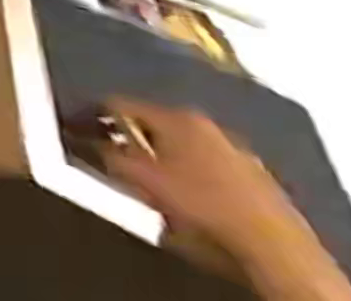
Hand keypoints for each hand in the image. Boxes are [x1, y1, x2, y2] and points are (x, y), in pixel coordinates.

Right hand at [103, 98, 350, 300]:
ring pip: (180, 143)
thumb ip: (104, 151)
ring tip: (145, 173)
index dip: (92, 115)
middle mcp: (205, 124)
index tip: (77, 127)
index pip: (118, 103)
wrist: (273, 246)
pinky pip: (205, 162)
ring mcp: (235, 149)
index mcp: (175, 116)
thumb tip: (81, 137)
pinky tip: (183, 189)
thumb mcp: (136, 176)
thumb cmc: (197, 202)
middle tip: (110, 152)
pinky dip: (187, 168)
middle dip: (129, 136)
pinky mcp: (254, 175)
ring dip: (159, 154)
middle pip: (151, 122)